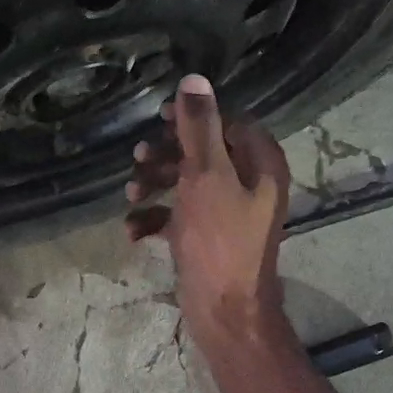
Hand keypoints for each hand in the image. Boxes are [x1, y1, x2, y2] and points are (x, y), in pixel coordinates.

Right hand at [126, 74, 291, 340]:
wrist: (224, 311)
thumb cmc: (218, 240)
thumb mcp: (205, 176)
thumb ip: (199, 128)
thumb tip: (194, 80)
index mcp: (260, 165)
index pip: (229, 123)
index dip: (193, 118)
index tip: (159, 119)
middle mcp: (250, 185)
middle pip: (203, 152)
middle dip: (166, 155)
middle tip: (138, 159)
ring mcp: (228, 214)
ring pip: (187, 184)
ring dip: (155, 184)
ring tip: (131, 195)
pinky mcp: (208, 239)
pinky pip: (178, 217)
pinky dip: (155, 218)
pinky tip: (133, 231)